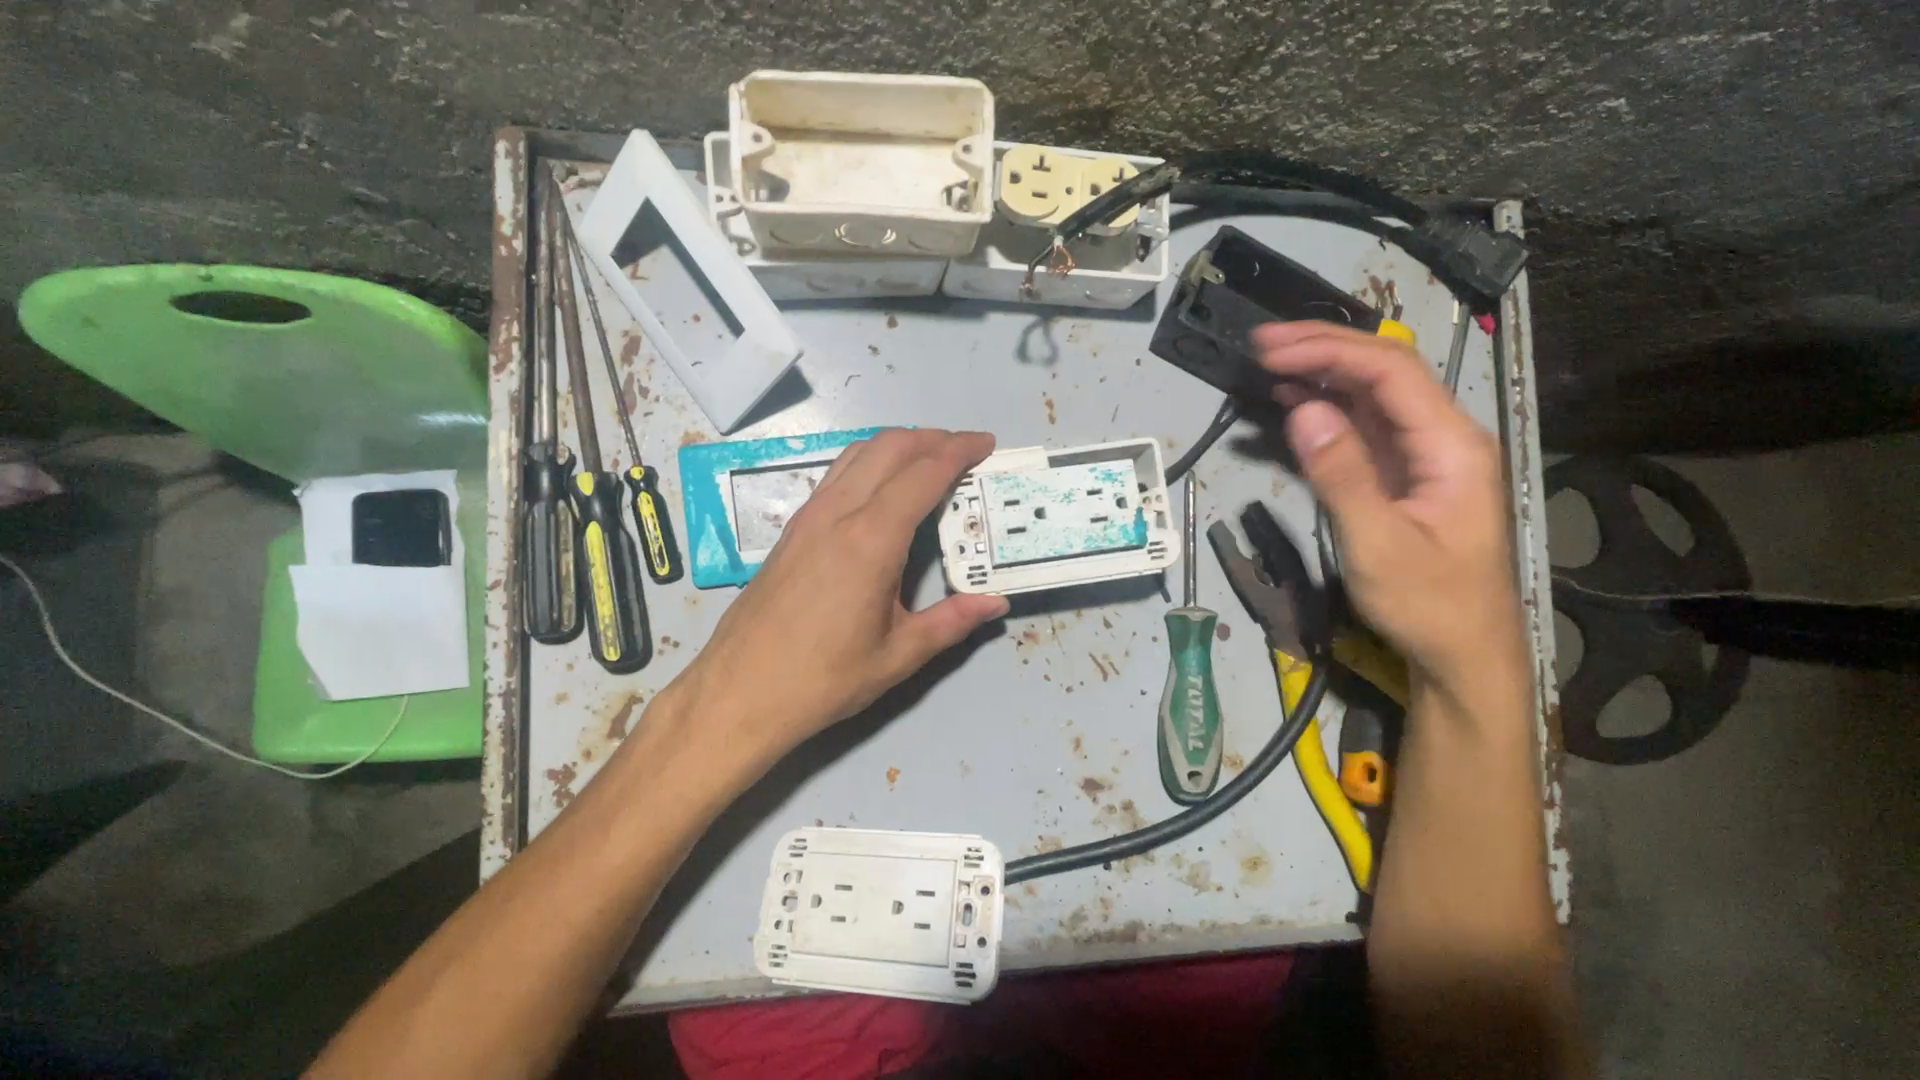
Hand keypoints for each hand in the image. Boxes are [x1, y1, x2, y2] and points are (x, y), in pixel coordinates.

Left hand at [673, 429, 1009, 761]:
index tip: (985, 443)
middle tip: (965, 449)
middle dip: (932, 438)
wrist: (740, 691)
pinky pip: (837, 475)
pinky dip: (870, 463)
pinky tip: (883, 488)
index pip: (922, 475)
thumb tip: (996, 602)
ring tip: (929, 459)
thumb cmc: (822, 679)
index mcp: (870, 541)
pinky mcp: (791, 529)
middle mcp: (837, 514)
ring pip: (857, 454)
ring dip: (898, 445)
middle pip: (889, 448)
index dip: (958, 451)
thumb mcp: (897, 657)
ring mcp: (808, 517)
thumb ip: (950, 622)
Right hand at [1254, 322, 1522, 686]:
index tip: (1271, 350)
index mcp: (1451, 445)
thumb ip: (1343, 475)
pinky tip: (1293, 400)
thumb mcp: (1380, 546)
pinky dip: (1326, 408)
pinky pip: (1365, 426)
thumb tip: (1302, 409)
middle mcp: (1442, 437)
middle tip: (1262, 344)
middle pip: (1384, 370)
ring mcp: (1423, 455)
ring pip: (1373, 394)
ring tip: (1269, 362)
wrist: (1462, 654)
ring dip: (1322, 373)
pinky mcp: (1403, 475)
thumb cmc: (1429, 605)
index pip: (1390, 372)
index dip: (1329, 350)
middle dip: (1323, 348)